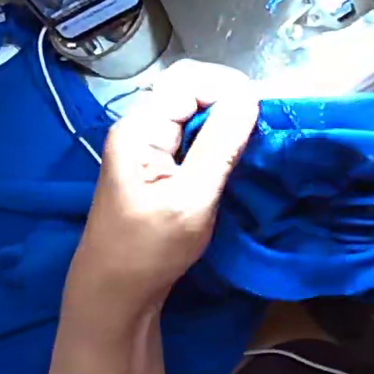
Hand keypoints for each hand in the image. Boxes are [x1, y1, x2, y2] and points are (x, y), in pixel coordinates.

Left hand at [64, 61, 259, 333]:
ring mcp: (146, 145)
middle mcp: (139, 127)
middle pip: (189, 88)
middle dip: (227, 99)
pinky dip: (214, 137)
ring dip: (223, 119)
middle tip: (257, 127)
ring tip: (249, 141)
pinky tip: (230, 155)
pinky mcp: (155, 162)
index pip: (188, 79)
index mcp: (140, 128)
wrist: (115, 293)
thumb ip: (220, 145)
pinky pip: (189, 132)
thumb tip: (249, 97)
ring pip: (191, 110)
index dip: (227, 87)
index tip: (259, 115)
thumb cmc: (149, 250)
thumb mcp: (192, 199)